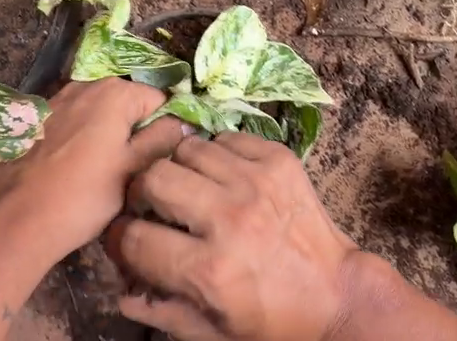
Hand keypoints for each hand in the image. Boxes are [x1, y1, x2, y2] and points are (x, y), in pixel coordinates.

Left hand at [0, 77, 185, 261]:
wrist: (10, 218)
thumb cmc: (80, 195)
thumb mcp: (132, 171)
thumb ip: (162, 140)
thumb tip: (183, 122)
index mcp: (116, 91)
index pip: (160, 101)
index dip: (164, 130)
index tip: (157, 161)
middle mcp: (88, 84)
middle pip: (128, 104)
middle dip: (134, 132)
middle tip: (130, 171)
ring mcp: (59, 99)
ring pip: (100, 114)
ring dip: (107, 136)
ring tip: (101, 175)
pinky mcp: (38, 118)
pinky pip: (74, 123)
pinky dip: (80, 140)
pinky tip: (73, 170)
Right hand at [107, 132, 372, 340]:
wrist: (335, 294)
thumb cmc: (272, 321)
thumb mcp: (215, 333)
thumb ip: (163, 311)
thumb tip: (121, 291)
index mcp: (210, 271)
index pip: (136, 238)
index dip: (121, 238)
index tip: (126, 238)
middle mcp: (230, 218)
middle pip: (156, 178)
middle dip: (145, 192)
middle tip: (154, 205)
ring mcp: (255, 181)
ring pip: (189, 148)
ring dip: (181, 168)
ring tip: (191, 187)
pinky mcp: (278, 158)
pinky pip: (226, 136)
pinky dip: (217, 153)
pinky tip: (224, 175)